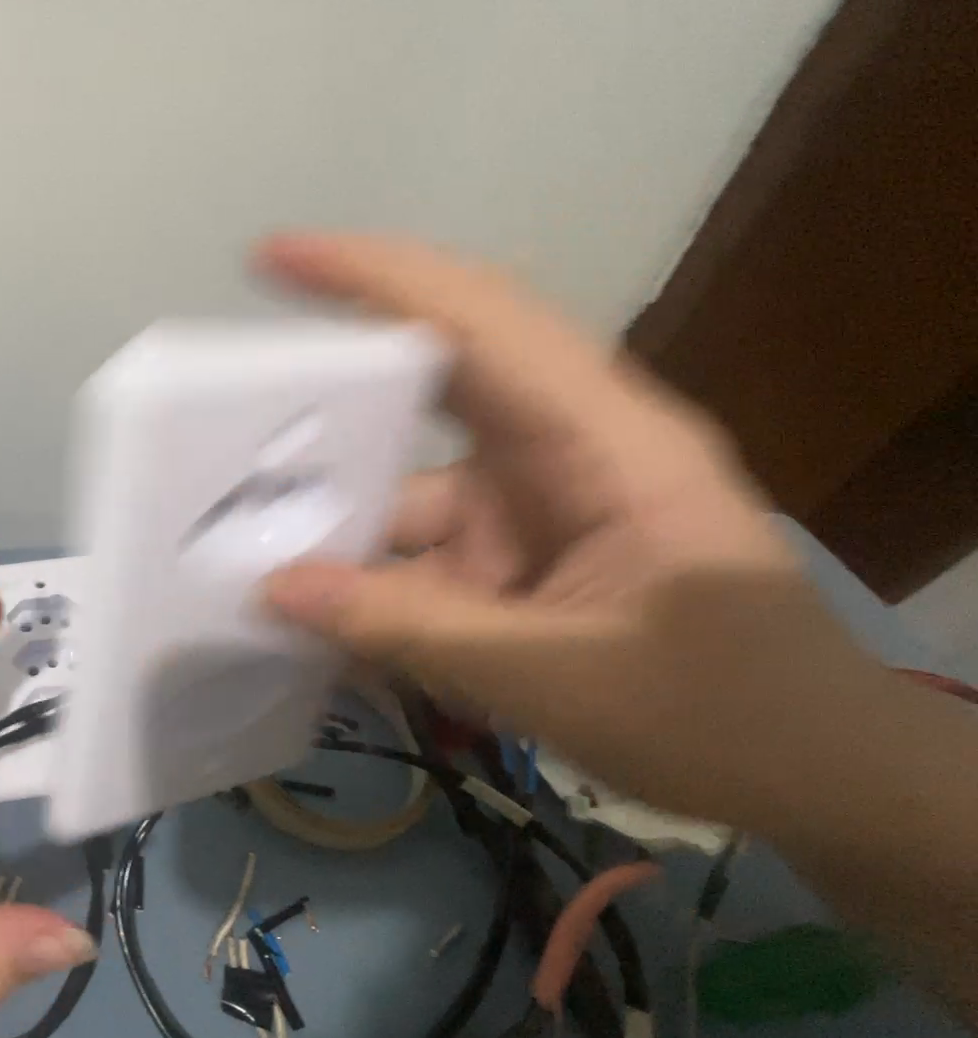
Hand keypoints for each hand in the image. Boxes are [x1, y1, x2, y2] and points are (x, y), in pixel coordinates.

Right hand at [256, 233, 891, 827]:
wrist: (813, 780)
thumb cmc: (724, 715)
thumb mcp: (558, 677)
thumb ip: (407, 629)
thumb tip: (271, 590)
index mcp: (602, 442)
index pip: (479, 322)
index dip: (374, 277)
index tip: (272, 258)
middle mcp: (558, 450)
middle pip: (430, 381)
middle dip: (331, 384)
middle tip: (225, 399)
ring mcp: (527, 506)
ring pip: (404, 485)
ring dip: (333, 516)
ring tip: (237, 540)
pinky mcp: (506, 557)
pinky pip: (411, 550)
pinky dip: (358, 579)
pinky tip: (303, 613)